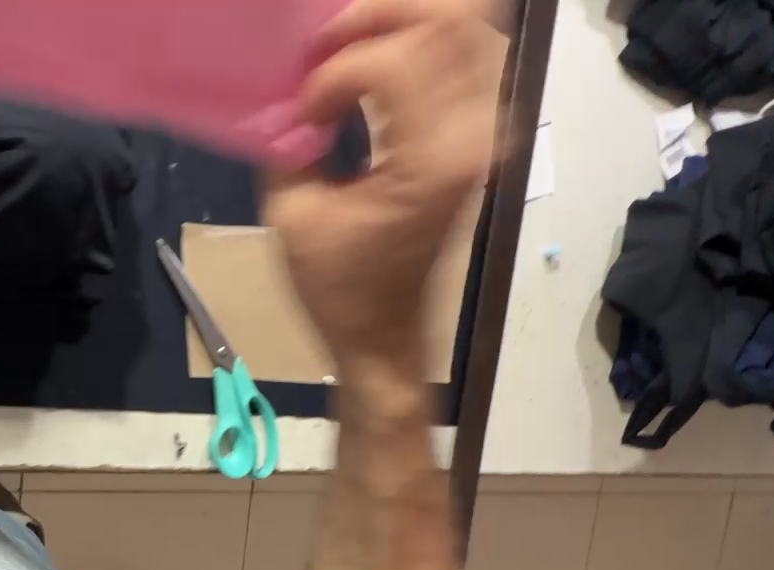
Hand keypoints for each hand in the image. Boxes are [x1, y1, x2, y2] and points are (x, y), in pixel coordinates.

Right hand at [265, 0, 503, 363]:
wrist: (384, 333)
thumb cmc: (338, 290)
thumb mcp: (292, 221)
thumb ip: (288, 147)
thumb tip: (288, 100)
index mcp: (430, 161)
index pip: (394, 64)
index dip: (336, 75)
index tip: (304, 116)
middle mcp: (474, 134)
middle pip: (451, 17)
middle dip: (380, 14)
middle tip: (326, 42)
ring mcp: (485, 131)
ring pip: (467, 26)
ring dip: (402, 23)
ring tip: (348, 46)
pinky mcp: (478, 135)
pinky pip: (465, 56)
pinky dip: (419, 44)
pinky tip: (375, 63)